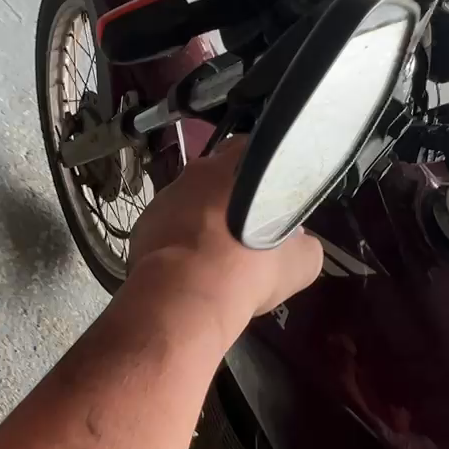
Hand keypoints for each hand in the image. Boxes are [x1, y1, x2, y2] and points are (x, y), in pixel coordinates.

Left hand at [122, 137, 323, 329]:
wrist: (186, 296)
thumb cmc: (246, 271)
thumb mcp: (299, 264)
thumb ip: (303, 244)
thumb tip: (299, 243)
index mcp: (244, 163)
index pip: (261, 153)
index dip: (268, 179)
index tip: (271, 204)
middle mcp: (202, 167)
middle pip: (220, 173)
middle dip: (230, 194)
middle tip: (242, 228)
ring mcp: (168, 193)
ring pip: (189, 199)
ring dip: (200, 218)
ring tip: (211, 252)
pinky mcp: (144, 221)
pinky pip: (164, 224)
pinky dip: (174, 239)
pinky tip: (185, 264)